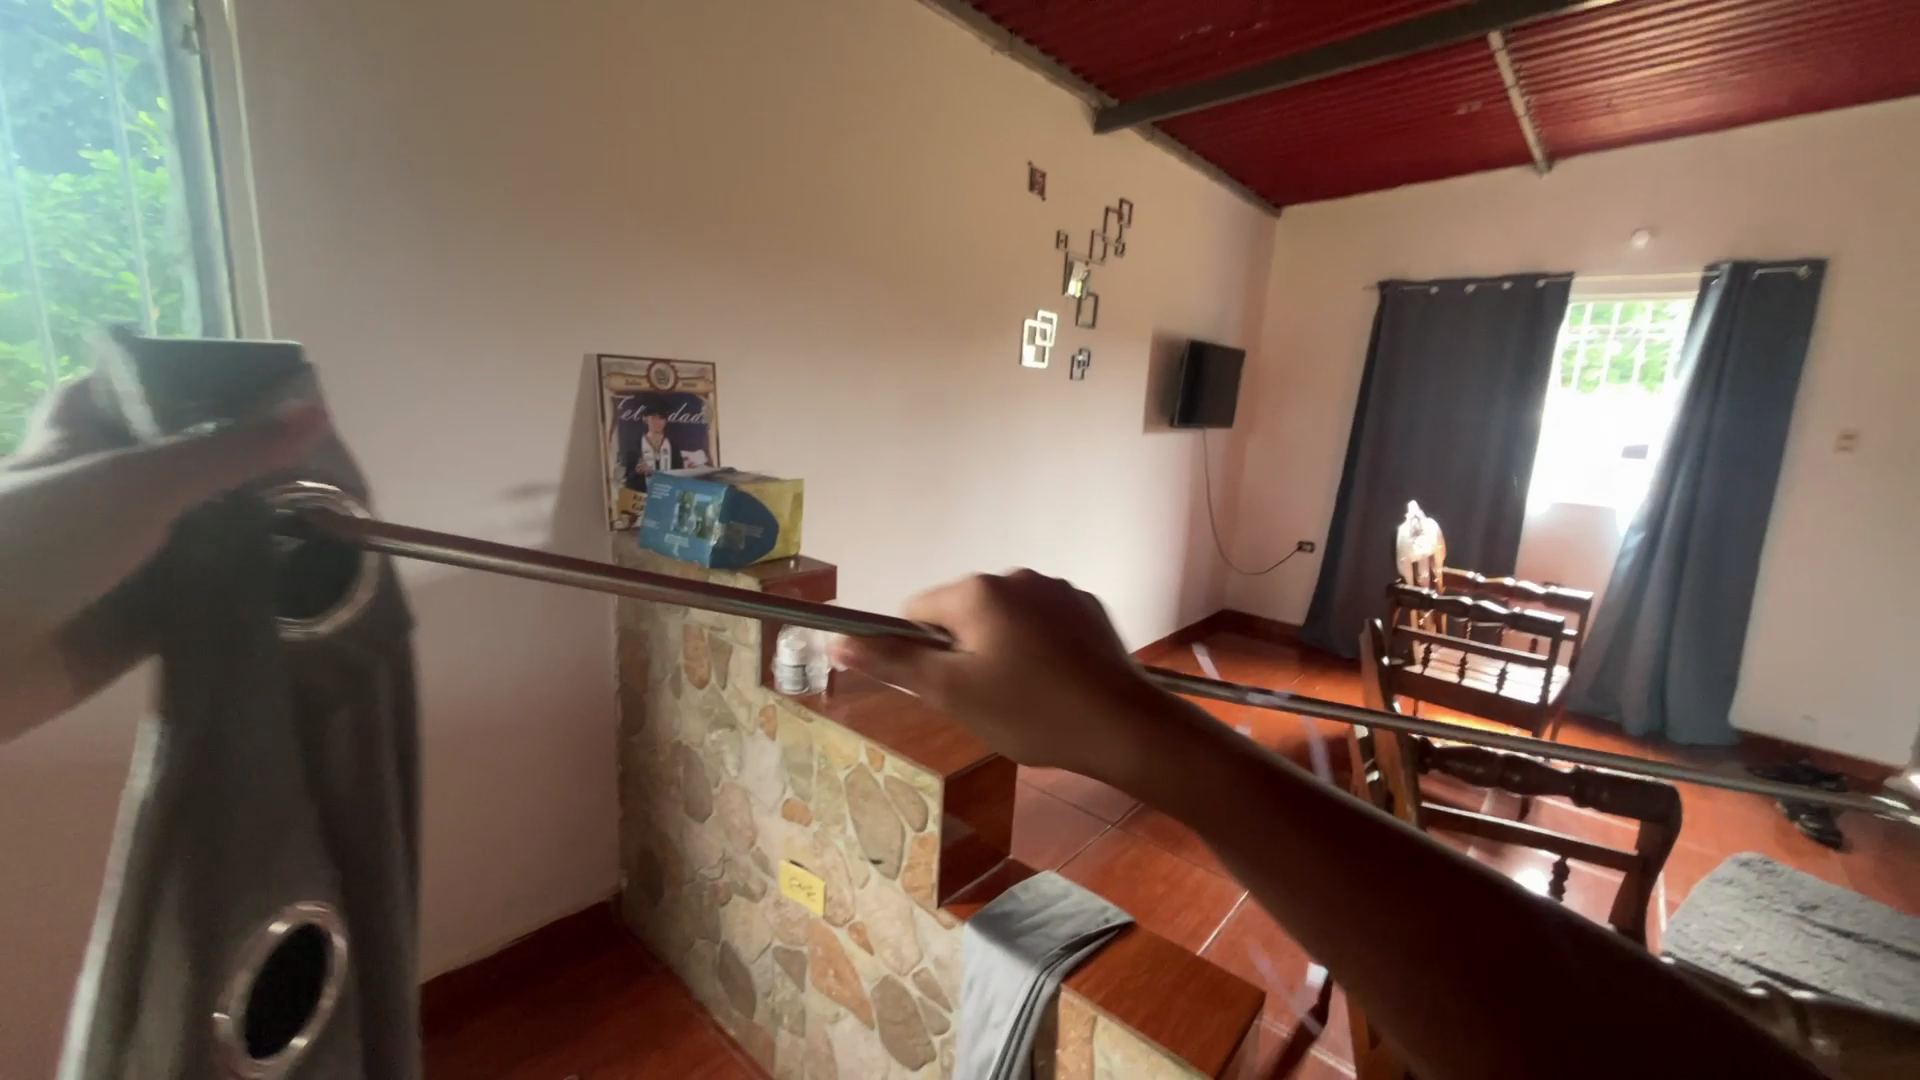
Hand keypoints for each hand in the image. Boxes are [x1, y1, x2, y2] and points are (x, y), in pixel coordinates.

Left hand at [0, 375, 328, 733]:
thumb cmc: (27, 548)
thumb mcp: (134, 482)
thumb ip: (229, 451)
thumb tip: (320, 410)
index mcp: (70, 453)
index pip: (117, 397)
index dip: (174, 383)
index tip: (250, 385)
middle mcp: (97, 502)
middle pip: (182, 469)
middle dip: (247, 465)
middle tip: (328, 460)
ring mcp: (121, 564)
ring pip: (204, 534)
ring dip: (260, 530)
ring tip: (340, 516)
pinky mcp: (144, 620)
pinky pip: (211, 597)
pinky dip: (253, 590)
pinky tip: (312, 578)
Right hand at [829, 570, 1186, 789]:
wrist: (1123, 727)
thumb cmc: (1030, 712)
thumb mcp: (953, 693)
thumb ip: (894, 663)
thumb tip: (837, 640)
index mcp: (977, 591)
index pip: (917, 612)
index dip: (919, 653)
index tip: (946, 689)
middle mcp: (1015, 576)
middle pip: (961, 613)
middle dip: (963, 652)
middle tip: (987, 699)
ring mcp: (1056, 589)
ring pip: (1002, 618)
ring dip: (1000, 647)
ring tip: (1026, 693)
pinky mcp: (1086, 607)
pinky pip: (1041, 621)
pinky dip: (1037, 645)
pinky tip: (1056, 680)